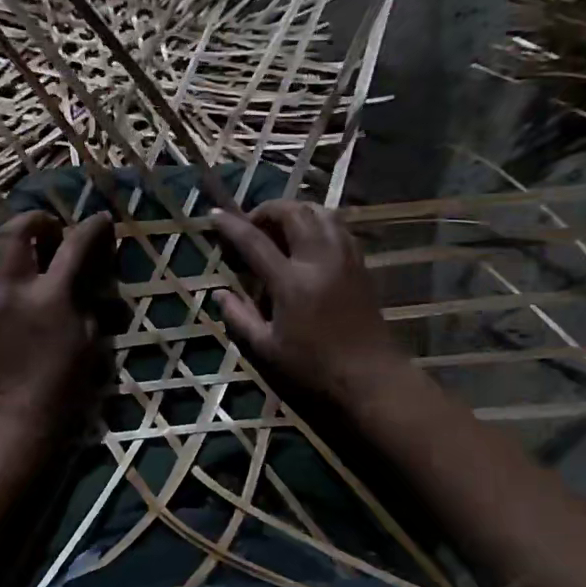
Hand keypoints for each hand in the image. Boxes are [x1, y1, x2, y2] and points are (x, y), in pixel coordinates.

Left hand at [0, 210, 114, 421]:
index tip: (100, 218)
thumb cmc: (66, 372)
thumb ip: (85, 297)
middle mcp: (12, 290)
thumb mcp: (90, 332)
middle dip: (32, 219)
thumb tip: (85, 274)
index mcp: (50, 294)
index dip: (90, 228)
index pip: (73, 249)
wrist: (26, 405)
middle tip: (45, 225)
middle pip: (15, 235)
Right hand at [210, 200, 409, 403]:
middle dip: (267, 210)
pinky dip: (318, 221)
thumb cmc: (314, 367)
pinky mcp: (360, 263)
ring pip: (320, 212)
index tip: (215, 214)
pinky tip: (309, 239)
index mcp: (291, 282)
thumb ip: (240, 318)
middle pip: (293, 213)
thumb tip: (220, 293)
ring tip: (280, 227)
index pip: (255, 242)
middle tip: (253, 225)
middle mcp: (319, 260)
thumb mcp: (267, 349)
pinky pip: (338, 226)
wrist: (371, 376)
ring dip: (295, 211)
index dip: (232, 225)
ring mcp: (344, 257)